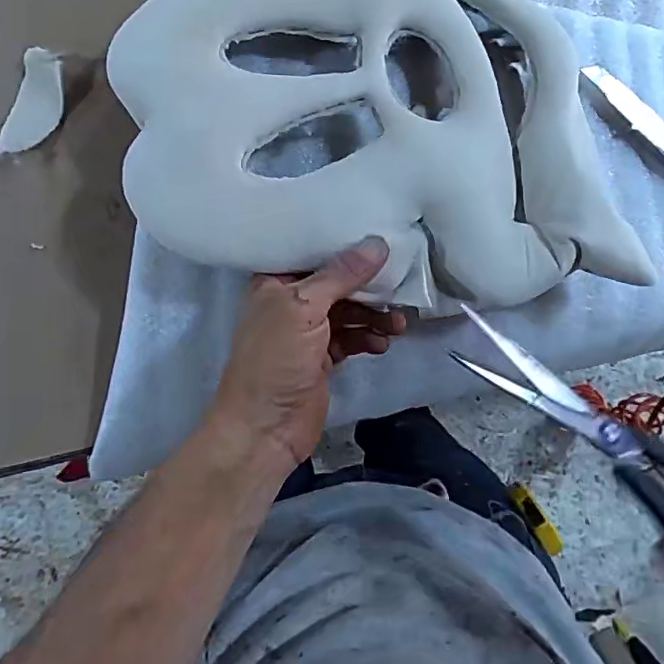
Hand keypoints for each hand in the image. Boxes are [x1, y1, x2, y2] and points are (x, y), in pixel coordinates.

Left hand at [208, 238, 406, 468]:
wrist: (264, 430)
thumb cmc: (275, 360)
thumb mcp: (304, 308)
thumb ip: (342, 275)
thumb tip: (378, 243)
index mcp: (275, 283)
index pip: (313, 251)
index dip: (344, 244)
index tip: (379, 232)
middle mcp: (291, 302)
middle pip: (338, 283)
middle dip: (369, 286)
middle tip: (399, 286)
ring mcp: (308, 332)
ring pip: (350, 311)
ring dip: (375, 316)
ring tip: (398, 325)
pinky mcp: (323, 357)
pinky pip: (353, 337)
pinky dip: (368, 338)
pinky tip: (382, 344)